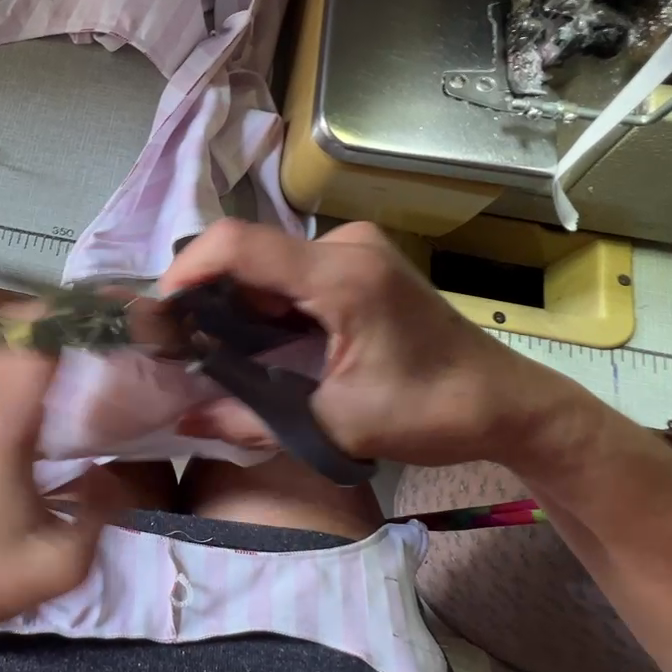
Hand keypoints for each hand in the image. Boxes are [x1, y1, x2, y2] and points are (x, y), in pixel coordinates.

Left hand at [0, 342, 103, 649]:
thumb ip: (104, 510)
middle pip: (19, 326)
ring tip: (89, 349)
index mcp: (4, 426)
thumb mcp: (63, 562)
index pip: (38, 339)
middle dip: (67, 317)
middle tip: (114, 332)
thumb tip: (120, 468)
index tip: (122, 314)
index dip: (78, 314)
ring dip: (43, 334)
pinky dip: (21, 354)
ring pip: (0, 340)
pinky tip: (52, 381)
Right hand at [163, 219, 598, 469]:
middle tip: (182, 346)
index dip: (187, 270)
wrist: (509, 404)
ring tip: (214, 351)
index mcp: (343, 276)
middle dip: (206, 297)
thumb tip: (181, 418)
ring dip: (232, 303)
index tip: (161, 314)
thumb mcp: (335, 426)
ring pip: (264, 264)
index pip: (239, 245)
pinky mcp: (355, 262)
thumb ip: (251, 420)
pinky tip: (255, 341)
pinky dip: (260, 303)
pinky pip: (286, 272)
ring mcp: (351, 249)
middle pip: (247, 254)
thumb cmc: (432, 413)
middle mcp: (344, 246)